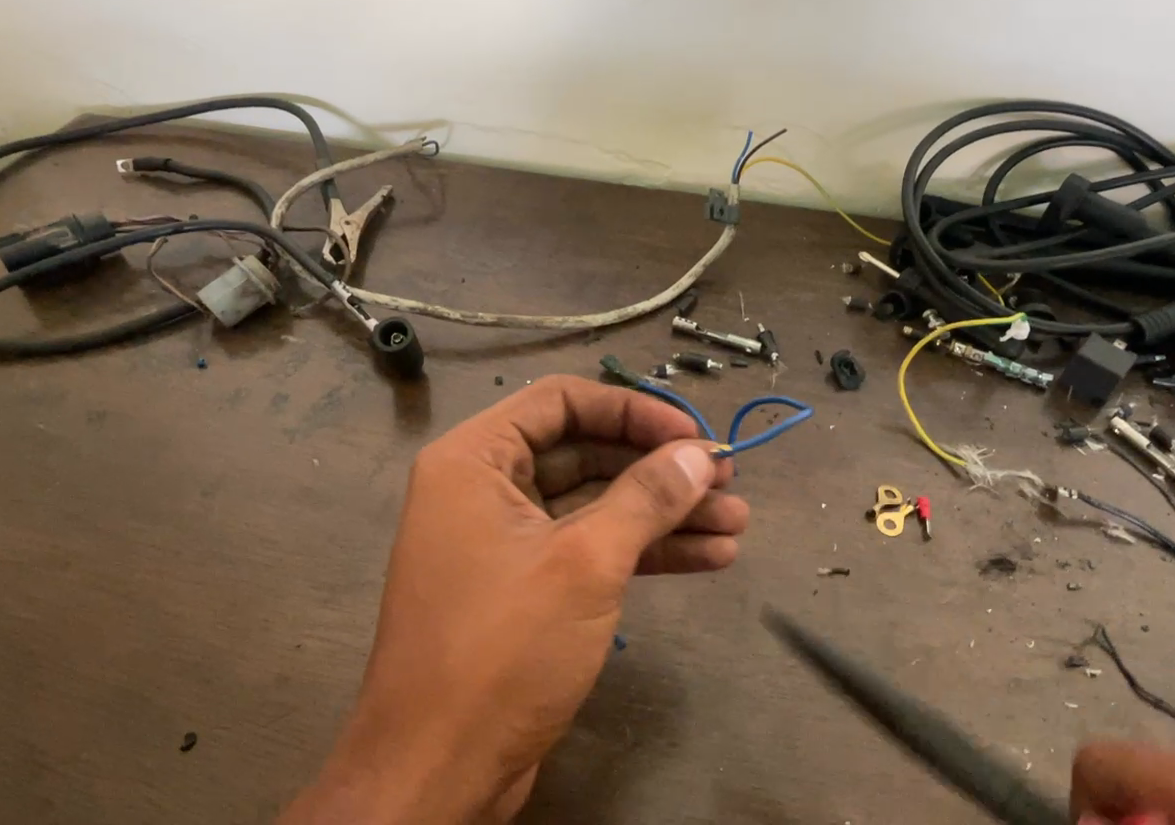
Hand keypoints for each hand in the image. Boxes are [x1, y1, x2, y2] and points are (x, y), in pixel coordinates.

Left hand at [282, 375, 748, 823]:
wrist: (439, 772)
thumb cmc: (501, 649)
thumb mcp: (584, 563)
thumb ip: (645, 498)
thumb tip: (698, 455)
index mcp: (475, 460)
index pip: (562, 401)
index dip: (633, 410)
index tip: (693, 435)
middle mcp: (485, 488)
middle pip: (585, 451)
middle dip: (658, 468)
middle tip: (726, 480)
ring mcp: (505, 540)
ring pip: (596, 503)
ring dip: (664, 512)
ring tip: (735, 523)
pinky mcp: (526, 587)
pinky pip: (591, 547)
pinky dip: (644, 550)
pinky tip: (707, 557)